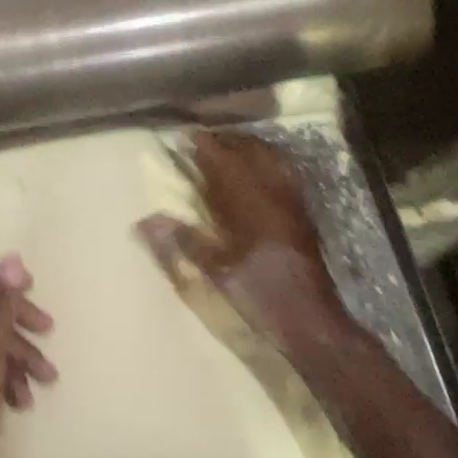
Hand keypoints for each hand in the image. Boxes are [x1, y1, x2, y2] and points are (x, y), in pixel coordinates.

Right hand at [137, 131, 348, 345]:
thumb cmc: (261, 295)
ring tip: (228, 148)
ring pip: (270, 158)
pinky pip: (283, 171)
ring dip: (247, 148)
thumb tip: (145, 220)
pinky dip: (267, 161)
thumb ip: (184, 241)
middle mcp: (272, 192)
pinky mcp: (303, 212)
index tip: (187, 135)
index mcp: (249, 203)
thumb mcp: (217, 273)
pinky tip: (257, 170)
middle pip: (249, 152)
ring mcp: (292, 200)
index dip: (204, 146)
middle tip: (204, 140)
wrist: (312, 321)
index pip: (223, 162)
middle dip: (225, 141)